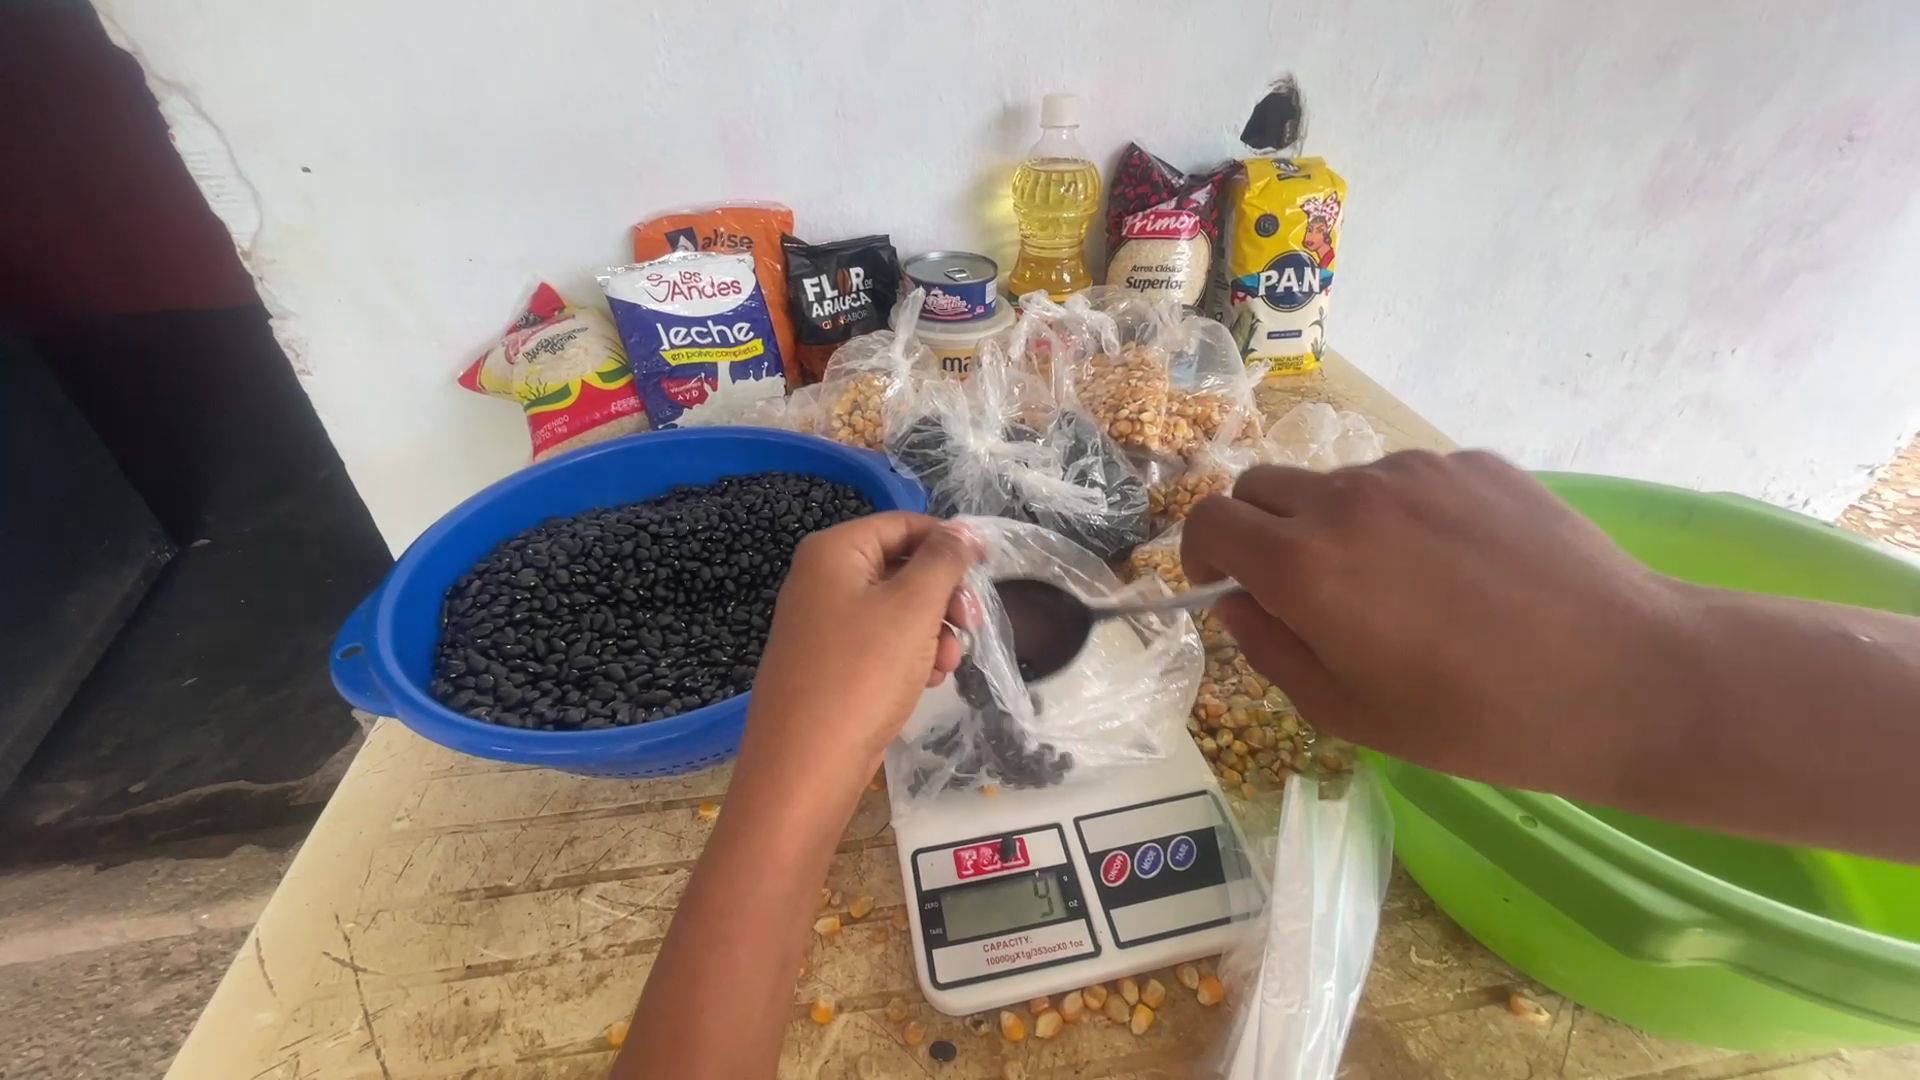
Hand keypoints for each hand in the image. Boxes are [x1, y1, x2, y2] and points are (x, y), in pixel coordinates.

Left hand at [744, 512, 981, 776]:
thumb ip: (943, 560)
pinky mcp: (830, 661)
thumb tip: (963, 529)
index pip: (903, 524)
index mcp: (834, 552)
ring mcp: (823, 623)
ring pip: (896, 608)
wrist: (806, 765)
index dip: (948, 541)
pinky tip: (926, 681)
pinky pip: (880, 641)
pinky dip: (910, 654)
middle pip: (901, 566)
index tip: (987, 567)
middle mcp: (822, 579)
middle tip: (972, 623)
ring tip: (946, 665)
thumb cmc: (861, 673)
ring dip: (932, 631)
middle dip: (943, 596)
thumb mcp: (912, 607)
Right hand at [1181, 451, 1695, 799]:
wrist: (1633, 681)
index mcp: (1302, 564)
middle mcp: (1344, 499)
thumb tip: (1234, 604)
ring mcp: (1411, 472)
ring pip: (1331, 483)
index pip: (1209, 521)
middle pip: (1258, 487)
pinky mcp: (1469, 461)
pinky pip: (1401, 479)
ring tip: (1393, 578)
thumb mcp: (1343, 710)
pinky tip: (1452, 562)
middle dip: (1255, 530)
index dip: (1201, 551)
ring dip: (1330, 523)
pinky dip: (1396, 512)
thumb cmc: (1472, 718)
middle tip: (1296, 583)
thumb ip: (1268, 649)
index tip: (1223, 584)